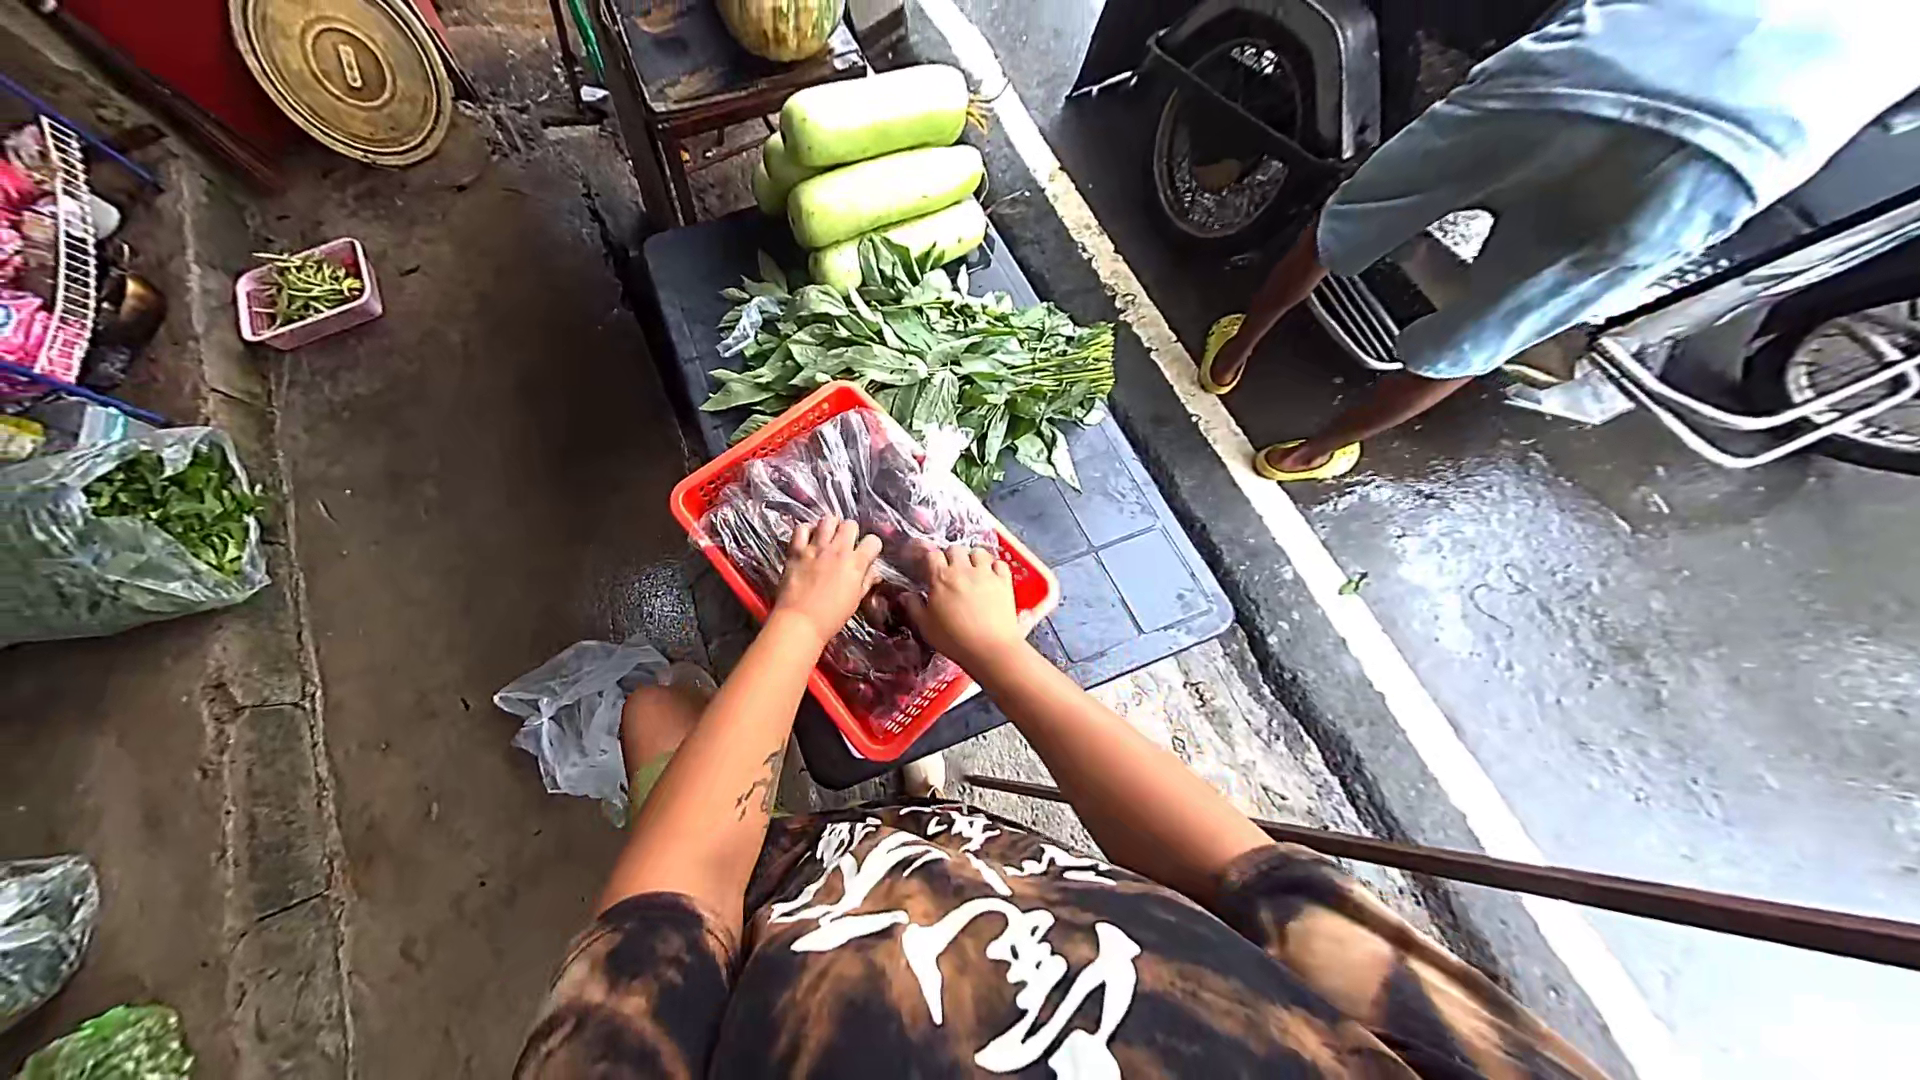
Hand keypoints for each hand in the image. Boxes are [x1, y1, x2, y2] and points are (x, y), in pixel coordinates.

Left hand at [771, 516, 882, 644]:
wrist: (800, 621)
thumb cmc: (831, 616)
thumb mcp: (855, 600)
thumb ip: (866, 582)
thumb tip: (874, 572)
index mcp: (856, 564)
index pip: (873, 541)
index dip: (871, 546)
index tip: (866, 553)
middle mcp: (838, 550)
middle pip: (850, 524)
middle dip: (851, 531)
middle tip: (845, 543)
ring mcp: (816, 548)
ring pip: (828, 520)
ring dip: (830, 526)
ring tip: (827, 536)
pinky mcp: (796, 550)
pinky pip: (801, 528)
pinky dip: (806, 529)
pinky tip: (808, 538)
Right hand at [906, 545, 1026, 671]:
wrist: (990, 649)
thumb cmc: (954, 639)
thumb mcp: (926, 626)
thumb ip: (914, 607)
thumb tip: (905, 595)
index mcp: (941, 578)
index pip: (932, 554)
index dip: (930, 558)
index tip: (929, 567)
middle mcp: (963, 570)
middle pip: (955, 549)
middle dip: (951, 556)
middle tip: (950, 571)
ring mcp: (986, 573)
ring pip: (978, 552)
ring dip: (973, 558)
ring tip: (971, 571)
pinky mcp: (1004, 581)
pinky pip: (999, 563)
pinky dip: (994, 567)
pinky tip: (991, 576)